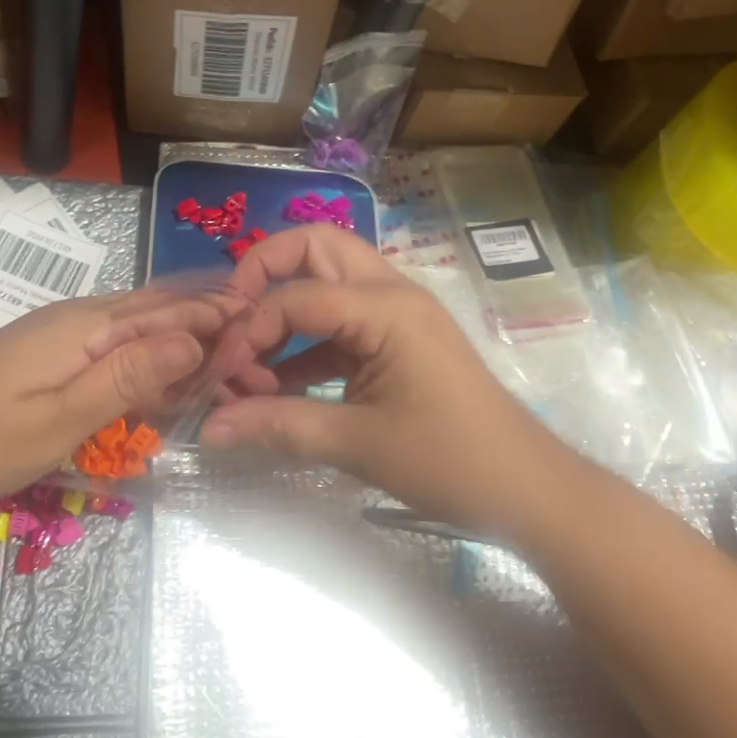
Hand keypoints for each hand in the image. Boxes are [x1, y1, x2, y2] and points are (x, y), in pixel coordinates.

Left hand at [0, 289, 233, 533]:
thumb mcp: (58, 419)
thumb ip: (126, 376)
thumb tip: (195, 338)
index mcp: (85, 326)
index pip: (171, 313)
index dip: (220, 325)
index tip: (265, 345)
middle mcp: (75, 318)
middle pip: (157, 315)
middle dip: (210, 334)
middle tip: (256, 363)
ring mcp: (55, 337)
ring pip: (135, 331)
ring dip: (181, 348)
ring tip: (224, 371)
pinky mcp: (42, 359)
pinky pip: (110, 349)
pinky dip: (145, 362)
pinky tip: (161, 380)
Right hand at [199, 225, 571, 536]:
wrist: (527, 489)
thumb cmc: (451, 461)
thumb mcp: (358, 444)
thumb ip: (278, 425)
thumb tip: (209, 428)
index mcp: (386, 306)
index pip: (295, 295)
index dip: (249, 330)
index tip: (220, 376)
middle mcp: (391, 293)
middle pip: (315, 248)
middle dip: (263, 274)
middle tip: (230, 322)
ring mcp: (397, 315)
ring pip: (327, 282)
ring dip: (284, 312)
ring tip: (249, 367)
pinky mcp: (397, 342)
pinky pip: (340, 323)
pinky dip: (305, 345)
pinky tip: (277, 387)